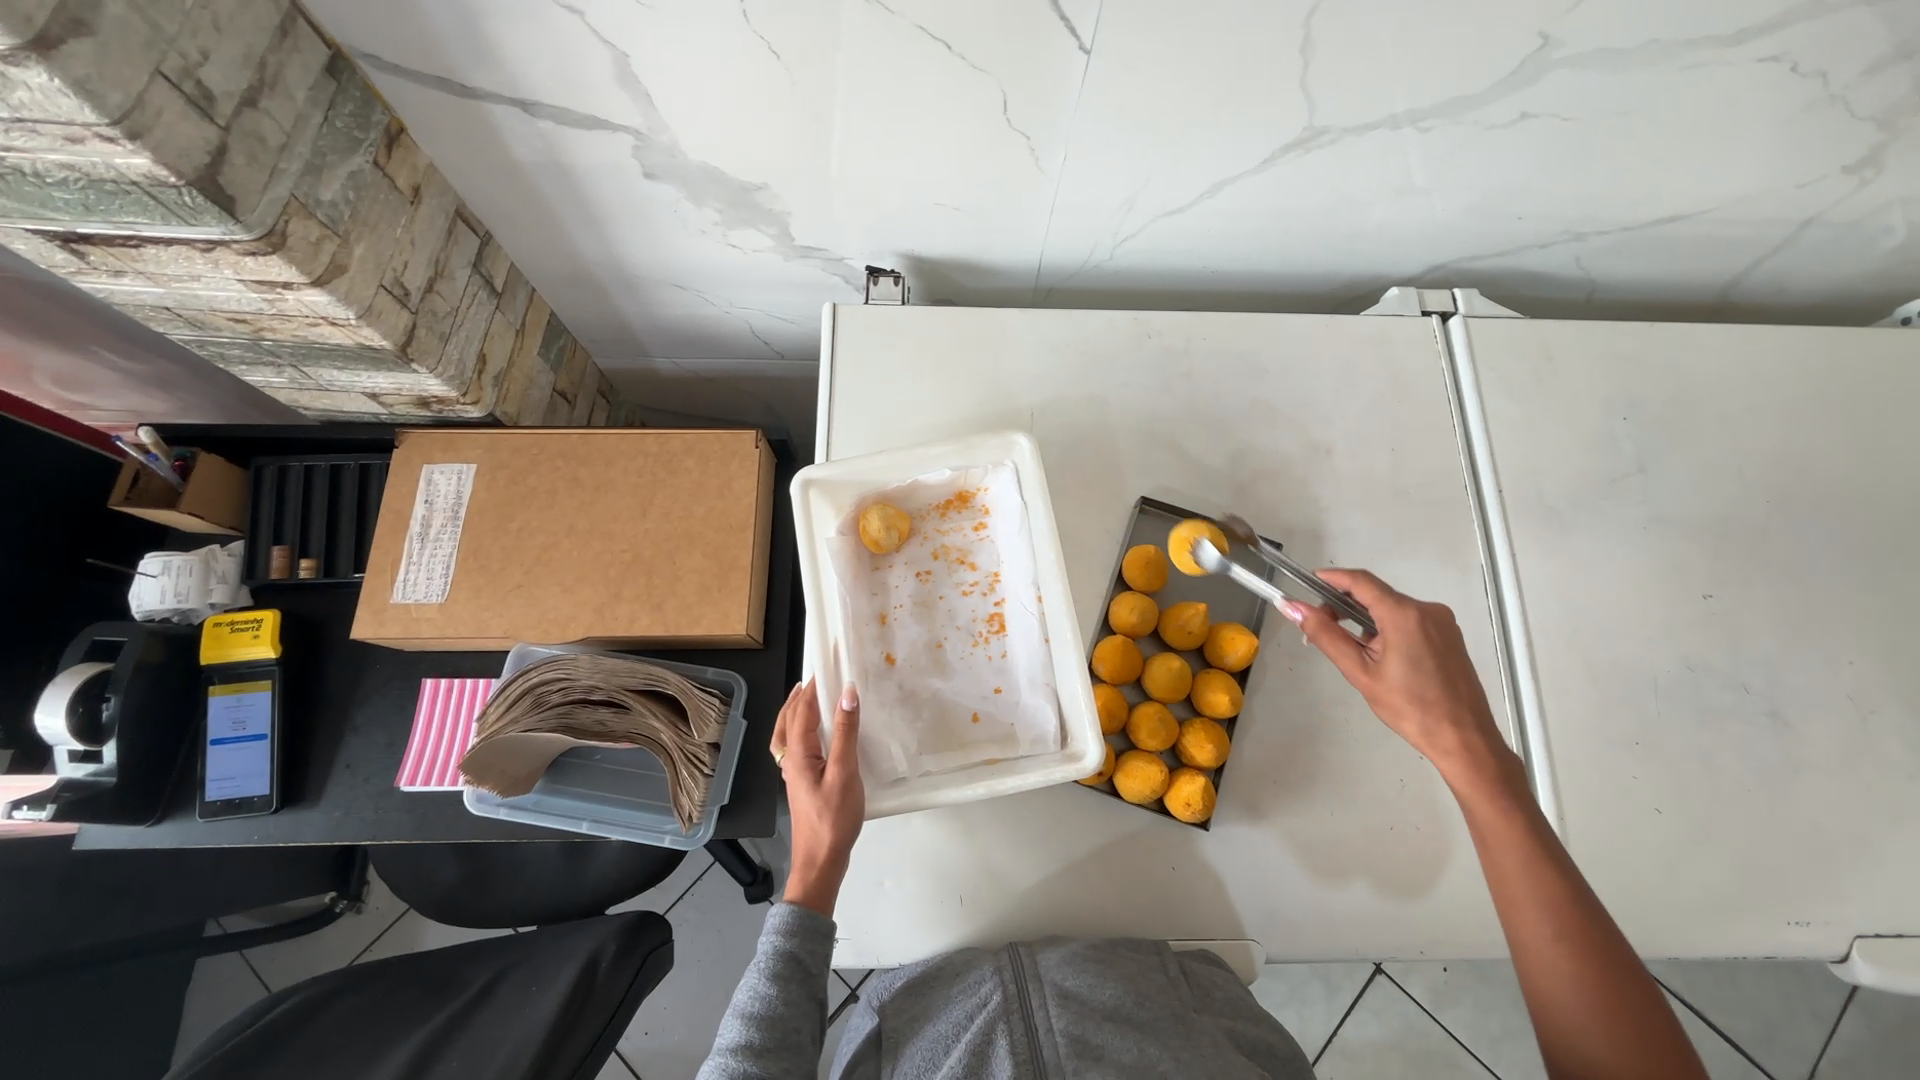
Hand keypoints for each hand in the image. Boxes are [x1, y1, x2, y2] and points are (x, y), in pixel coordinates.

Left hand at [769, 679, 863, 916]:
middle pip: (789, 720)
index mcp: (798, 754)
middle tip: (817, 677)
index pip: (802, 711)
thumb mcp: (845, 773)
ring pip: (787, 735)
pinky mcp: (803, 784)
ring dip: (795, 712)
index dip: (814, 688)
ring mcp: (794, 774)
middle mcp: (790, 761)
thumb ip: (846, 733)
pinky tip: (815, 737)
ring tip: (807, 698)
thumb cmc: (833, 819)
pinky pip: (795, 748)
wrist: (820, 862)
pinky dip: (800, 732)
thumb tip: (847, 694)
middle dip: (801, 696)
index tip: (828, 668)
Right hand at [1283, 569, 1513, 786]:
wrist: (1463, 737)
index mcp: (1404, 614)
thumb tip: (1294, 608)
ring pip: (1392, 609)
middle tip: (1320, 629)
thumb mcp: (1360, 672)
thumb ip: (1325, 635)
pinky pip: (1409, 621)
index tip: (1307, 583)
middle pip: (1376, 594)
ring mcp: (1442, 622)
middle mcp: (1427, 609)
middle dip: (1344, 606)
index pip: (1361, 581)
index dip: (1332, 578)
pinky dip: (1386, 628)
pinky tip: (1379, 656)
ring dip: (1365, 620)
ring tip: (1350, 651)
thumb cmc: (1409, 707)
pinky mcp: (1449, 635)